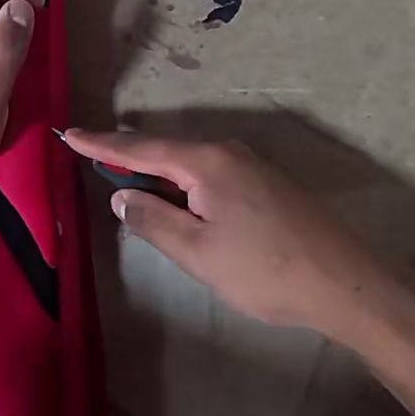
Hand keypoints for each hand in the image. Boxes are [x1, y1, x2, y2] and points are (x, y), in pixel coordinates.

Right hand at [62, 130, 390, 340]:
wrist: (345, 282)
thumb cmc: (264, 269)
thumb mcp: (197, 252)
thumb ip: (154, 220)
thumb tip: (123, 196)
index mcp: (207, 162)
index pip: (142, 148)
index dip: (103, 143)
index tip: (69, 133)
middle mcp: (229, 153)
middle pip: (167, 148)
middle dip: (128, 151)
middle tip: (91, 151)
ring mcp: (252, 167)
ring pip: (191, 161)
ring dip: (157, 168)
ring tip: (126, 172)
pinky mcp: (267, 184)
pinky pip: (211, 173)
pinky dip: (183, 180)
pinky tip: (177, 193)